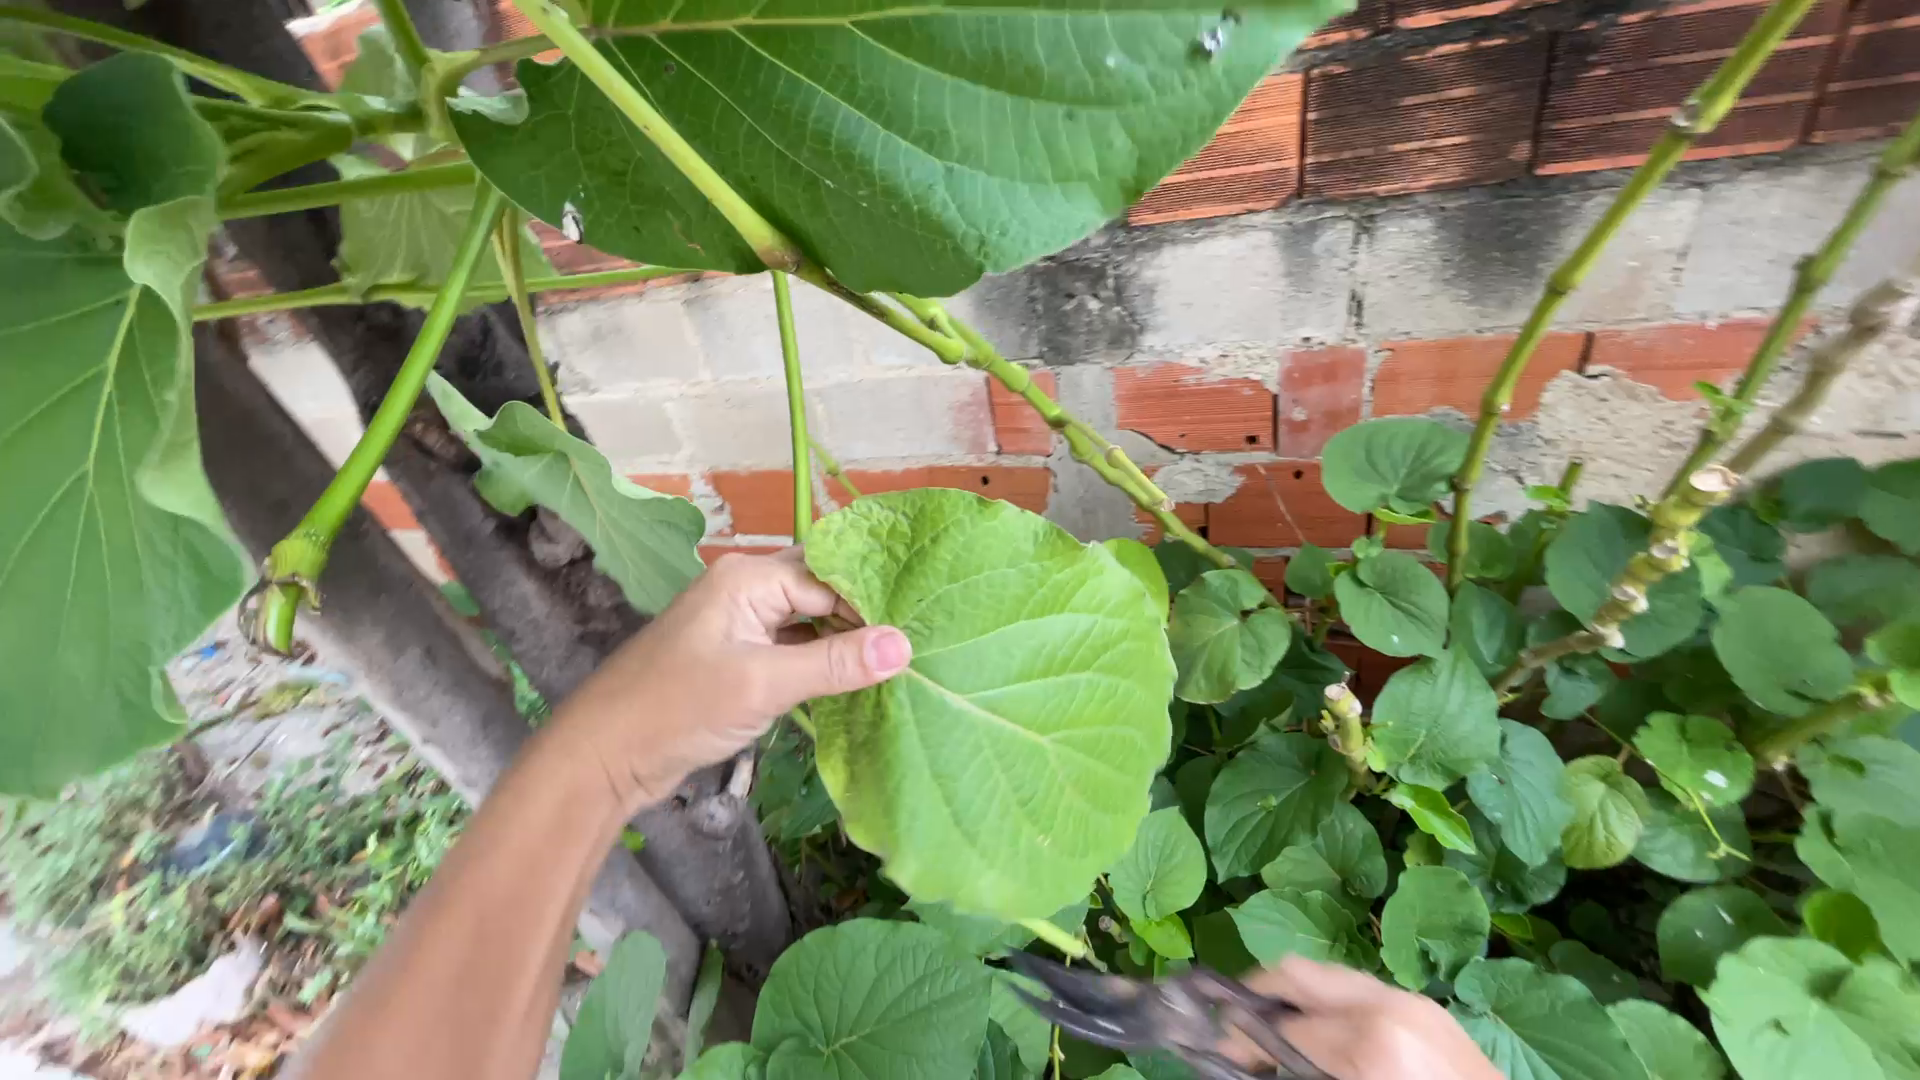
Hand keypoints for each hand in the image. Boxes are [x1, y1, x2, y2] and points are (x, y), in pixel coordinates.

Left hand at [548, 549, 911, 811]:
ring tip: (895, 659)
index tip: (916, 631)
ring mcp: (741, 623)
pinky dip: (820, 660)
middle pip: (819, 590)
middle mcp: (747, 589)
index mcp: (749, 578)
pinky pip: (792, 646)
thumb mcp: (764, 684)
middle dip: (861, 616)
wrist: (603, 755)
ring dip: (842, 640)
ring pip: (807, 620)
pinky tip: (854, 678)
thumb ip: (835, 663)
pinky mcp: (738, 656)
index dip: (871, 604)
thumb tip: (905, 645)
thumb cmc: (679, 707)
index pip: (829, 578)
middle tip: (914, 640)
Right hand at [1230, 956, 1499, 1079]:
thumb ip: (1305, 1066)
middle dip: (1258, 996)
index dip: (1241, 1039)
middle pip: (1295, 974)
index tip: (1217, 1049)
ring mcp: (1410, 1000)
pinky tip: (1328, 1038)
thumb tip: (1257, 1053)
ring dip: (1295, 998)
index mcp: (1372, 1046)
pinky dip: (1332, 1006)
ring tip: (1279, 1033)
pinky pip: (1360, 990)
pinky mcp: (1426, 1007)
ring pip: (1326, 975)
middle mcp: (1386, 1006)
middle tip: (1239, 1029)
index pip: (1282, 1027)